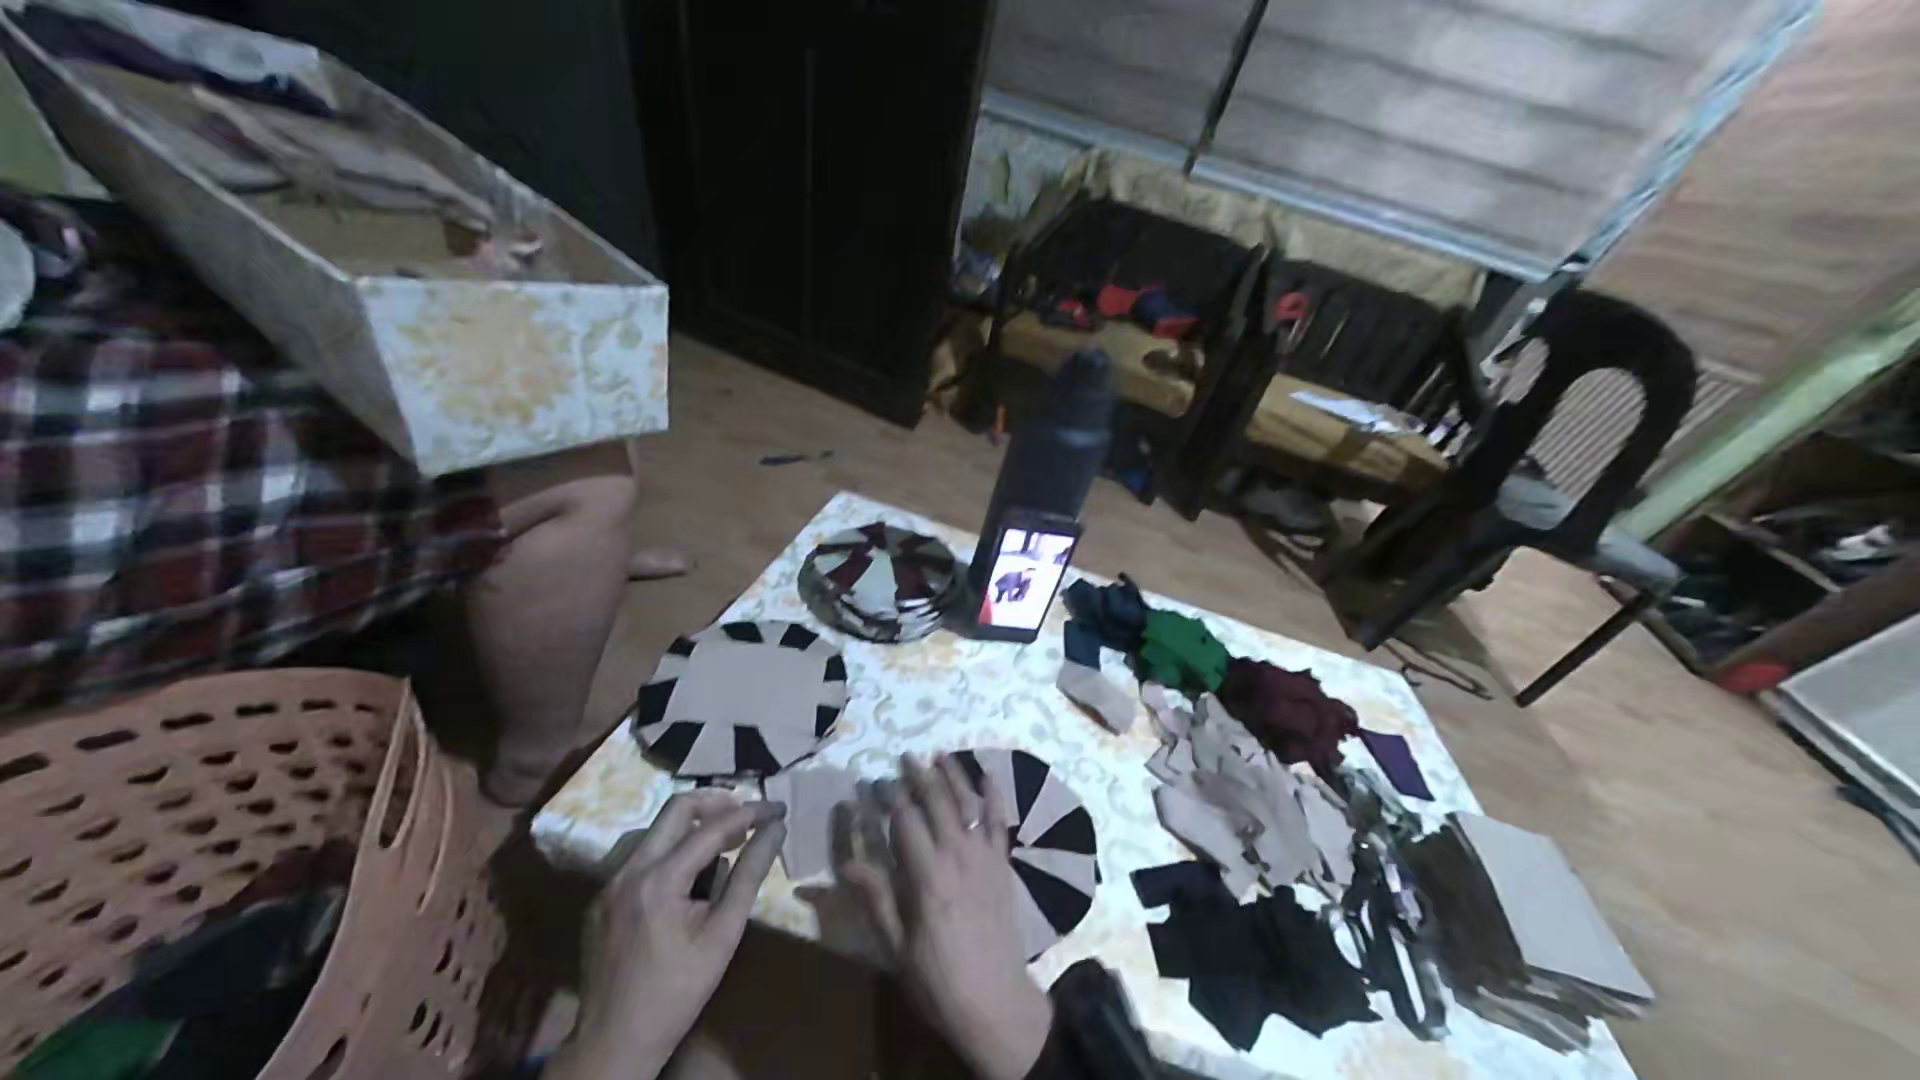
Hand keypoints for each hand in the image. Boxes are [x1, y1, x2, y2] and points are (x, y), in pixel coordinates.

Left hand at [549, 792, 786, 1079]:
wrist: (613, 1044)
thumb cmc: (678, 991)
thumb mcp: (724, 932)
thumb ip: (750, 873)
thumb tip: (775, 829)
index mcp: (658, 880)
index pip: (712, 827)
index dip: (750, 813)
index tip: (778, 809)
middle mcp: (627, 870)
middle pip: (676, 808)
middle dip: (718, 804)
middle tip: (747, 817)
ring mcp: (608, 883)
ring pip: (657, 831)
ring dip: (693, 828)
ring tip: (724, 849)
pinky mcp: (601, 898)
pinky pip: (642, 858)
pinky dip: (671, 853)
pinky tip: (690, 881)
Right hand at [845, 755, 1053, 1079]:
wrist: (996, 1002)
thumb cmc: (938, 978)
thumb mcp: (896, 947)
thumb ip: (876, 899)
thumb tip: (847, 862)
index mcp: (927, 875)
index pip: (905, 820)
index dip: (889, 797)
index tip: (876, 782)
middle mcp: (958, 856)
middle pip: (937, 802)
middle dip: (919, 775)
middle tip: (905, 757)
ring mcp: (985, 857)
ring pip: (969, 803)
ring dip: (954, 776)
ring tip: (939, 754)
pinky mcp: (1003, 864)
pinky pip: (1000, 822)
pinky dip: (995, 795)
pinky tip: (989, 775)